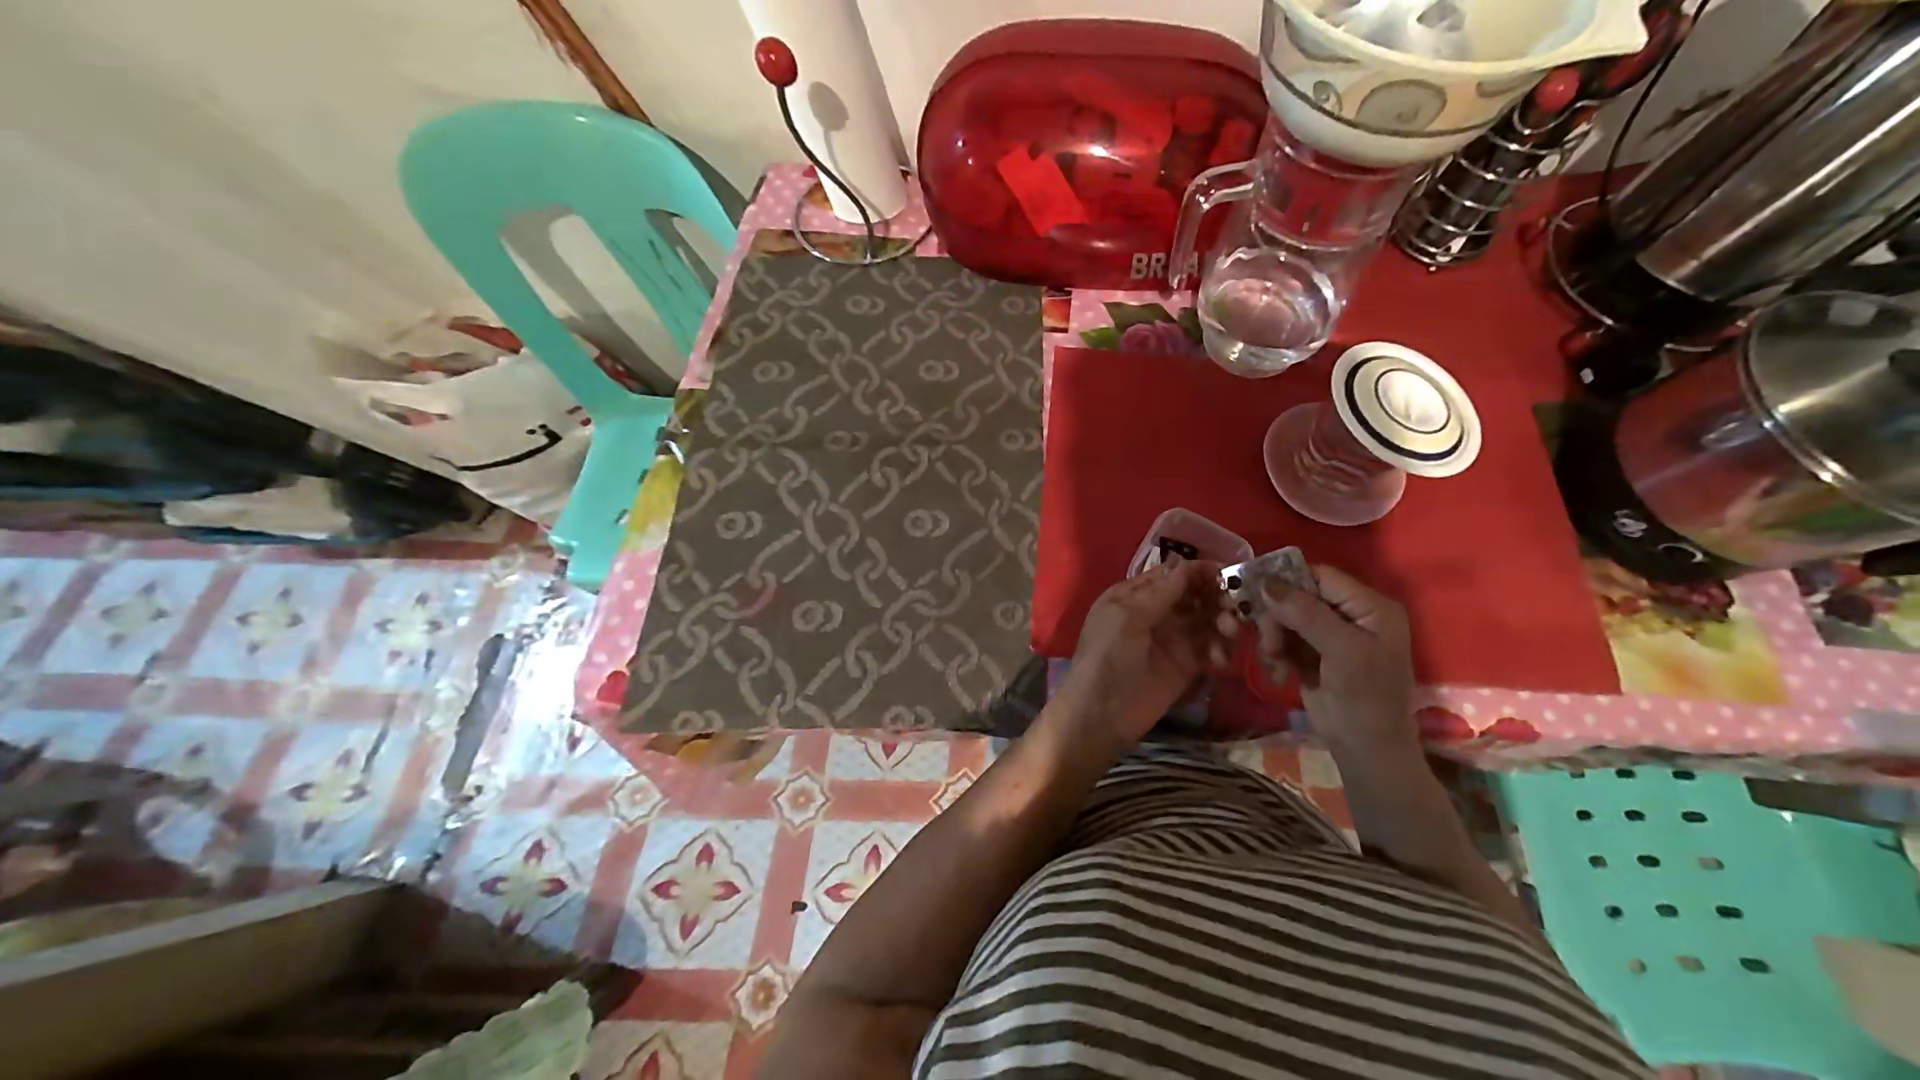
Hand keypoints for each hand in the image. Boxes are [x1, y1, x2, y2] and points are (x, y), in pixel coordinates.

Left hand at [1053, 560, 1231, 751]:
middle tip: (1232, 608)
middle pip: (1194, 595)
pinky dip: (1220, 649)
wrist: (1101, 714)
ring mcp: (1172, 638)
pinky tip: (1218, 660)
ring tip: (1227, 633)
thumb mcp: (1126, 618)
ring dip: (1222, 622)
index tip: (1226, 573)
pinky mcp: (1186, 665)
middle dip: (1215, 597)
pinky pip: (1210, 647)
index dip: (1198, 572)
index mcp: (1134, 595)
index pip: (1171, 575)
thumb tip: (1187, 565)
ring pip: (1206, 619)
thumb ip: (1160, 593)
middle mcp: (1156, 612)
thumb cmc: (1106, 658)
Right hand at [1261, 565, 1417, 755]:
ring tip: (1274, 664)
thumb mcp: (1342, 650)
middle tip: (1268, 644)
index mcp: (1370, 606)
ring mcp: (1330, 635)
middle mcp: (1351, 615)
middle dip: (1278, 620)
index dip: (1289, 583)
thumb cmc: (1365, 697)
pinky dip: (1275, 655)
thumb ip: (1306, 613)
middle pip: (1297, 597)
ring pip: (1284, 619)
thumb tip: (1267, 582)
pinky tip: (1279, 674)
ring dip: (1273, 640)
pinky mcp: (1312, 654)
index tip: (1256, 595)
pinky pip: (1282, 640)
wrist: (1365, 748)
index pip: (1322, 577)